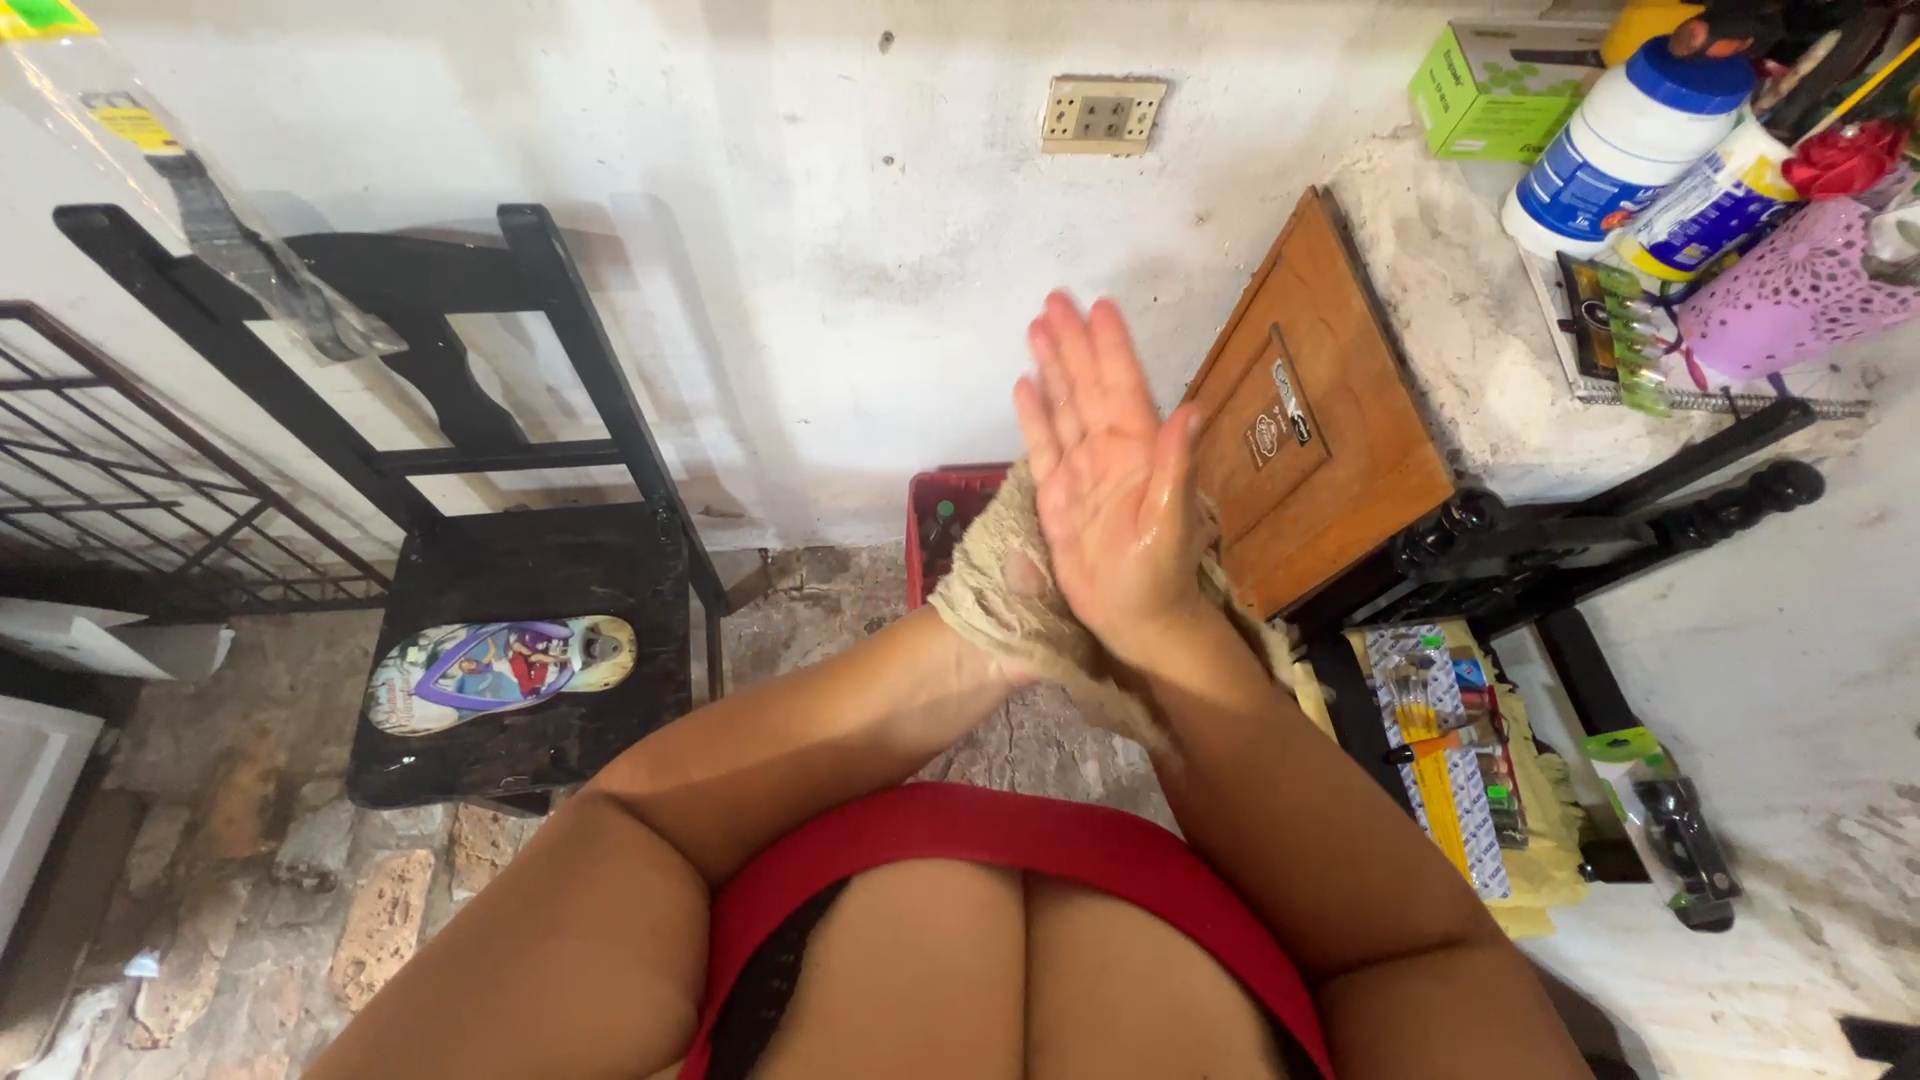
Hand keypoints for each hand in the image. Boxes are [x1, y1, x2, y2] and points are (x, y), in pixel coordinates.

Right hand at [1013, 292, 1207, 667]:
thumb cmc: (1158, 573)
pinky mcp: (1057, 495)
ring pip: (1064, 408)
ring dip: (1052, 368)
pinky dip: (1034, 416)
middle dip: (1073, 343)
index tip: (1099, 308)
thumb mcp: (1170, 521)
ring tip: (1035, 328)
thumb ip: (1176, 465)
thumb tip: (1191, 407)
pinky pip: (1043, 446)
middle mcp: (1109, 451)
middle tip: (1054, 300)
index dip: (1110, 348)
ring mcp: (1081, 471)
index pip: (1122, 388)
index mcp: (1140, 451)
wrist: (1133, 616)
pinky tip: (1025, 386)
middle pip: (1087, 387)